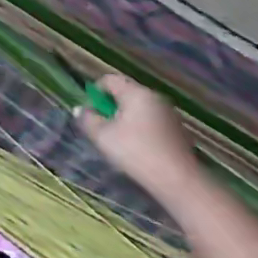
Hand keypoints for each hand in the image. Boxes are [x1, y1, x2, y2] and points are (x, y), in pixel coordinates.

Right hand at [75, 75, 202, 196]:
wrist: (175, 177)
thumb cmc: (134, 152)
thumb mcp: (102, 137)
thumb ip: (88, 120)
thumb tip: (81, 109)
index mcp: (136, 93)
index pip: (110, 80)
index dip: (95, 91)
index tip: (89, 111)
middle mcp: (155, 97)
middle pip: (126, 93)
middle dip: (110, 107)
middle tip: (101, 128)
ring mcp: (169, 112)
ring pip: (139, 108)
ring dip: (124, 118)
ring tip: (117, 141)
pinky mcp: (176, 128)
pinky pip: (151, 120)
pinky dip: (140, 128)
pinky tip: (137, 148)